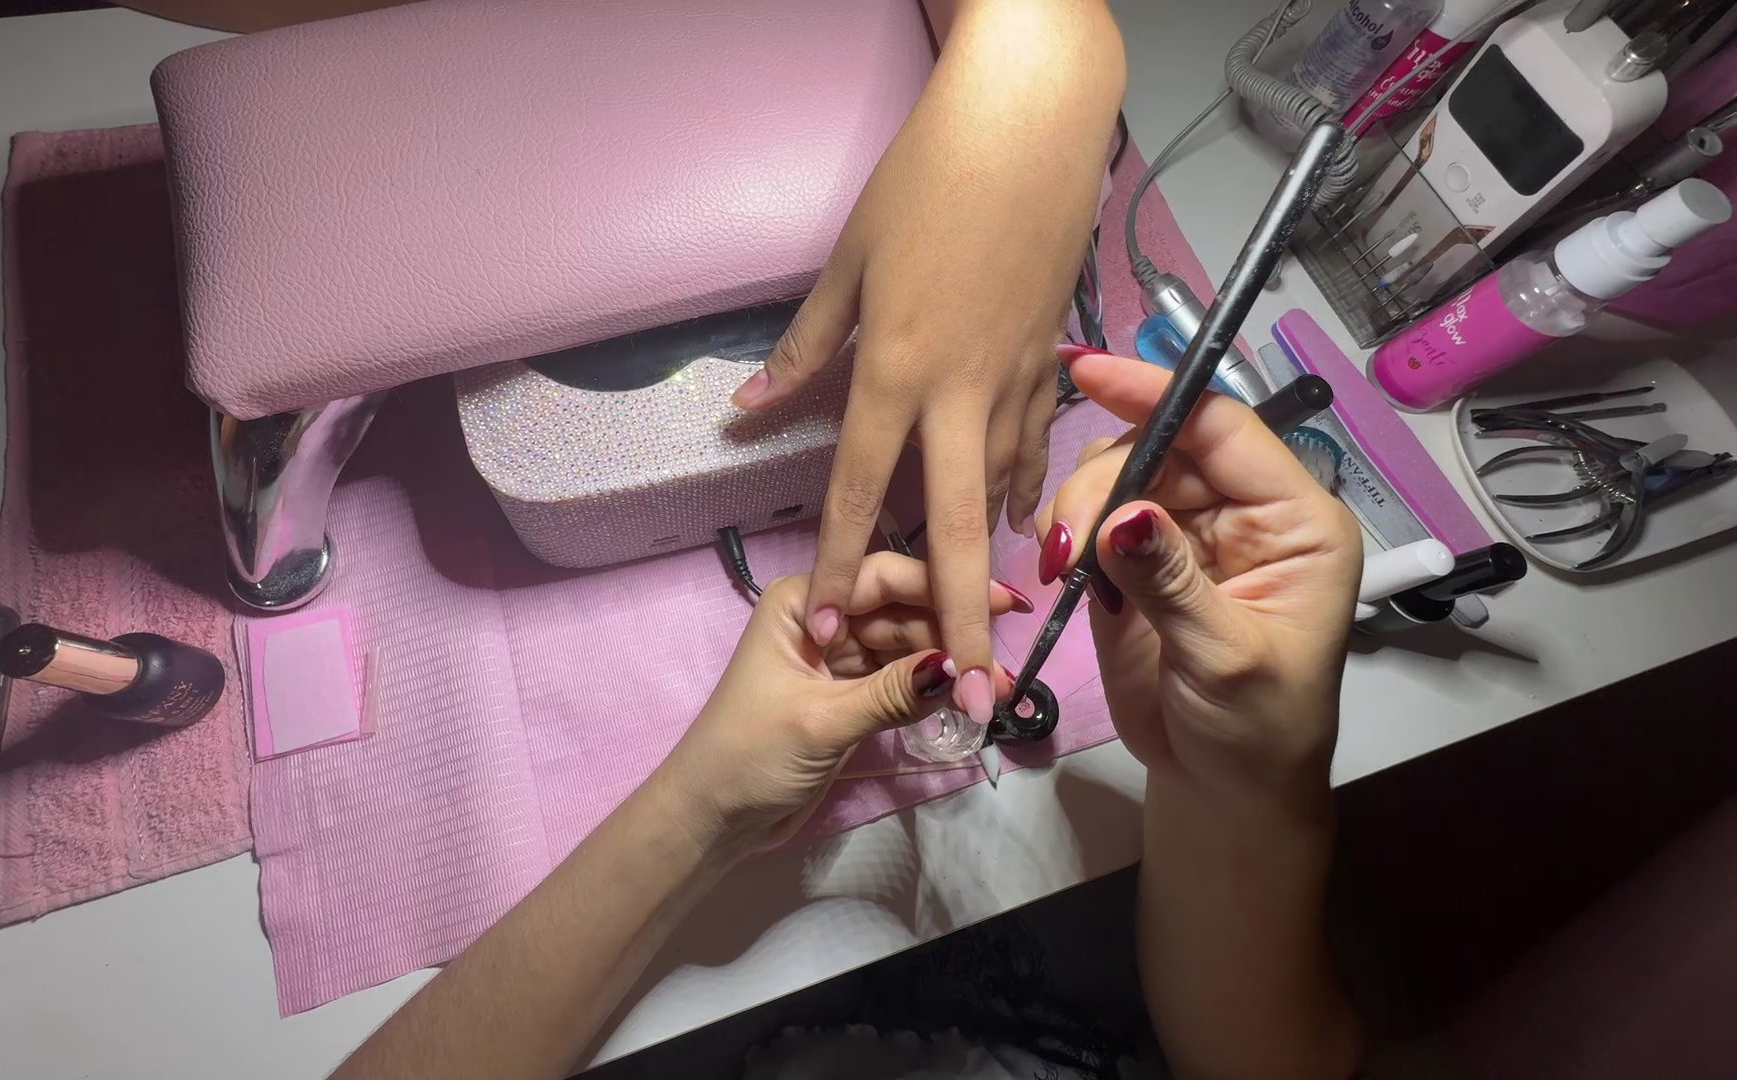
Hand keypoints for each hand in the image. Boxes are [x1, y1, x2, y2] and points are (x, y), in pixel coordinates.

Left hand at [657, 553, 1017, 851]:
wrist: (715, 817)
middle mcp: (824, 616)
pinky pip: (901, 680)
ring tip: (999, 691)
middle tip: (1005, 671)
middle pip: (902, 613)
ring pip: (907, 647)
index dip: (941, 589)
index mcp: (803, 601)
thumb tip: (964, 667)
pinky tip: (969, 699)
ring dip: (949, 668)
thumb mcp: (822, 720)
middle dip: (952, 639)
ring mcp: (839, 657)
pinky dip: (930, 690)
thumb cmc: (750, 754)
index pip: (881, 580)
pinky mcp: (851, 693)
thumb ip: (891, 692)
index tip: (1001, 604)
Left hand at [729, 0, 1124, 726]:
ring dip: (996, 561)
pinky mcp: (1053, 362)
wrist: (1030, 122)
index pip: (855, 492)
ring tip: (989, 624)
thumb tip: (747, 411)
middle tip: (967, 688)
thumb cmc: (924, 186)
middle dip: (958, 617)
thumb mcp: (848, 264)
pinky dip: (1024, 489)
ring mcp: (1016, 383)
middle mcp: (958, 396)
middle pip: (955, 526)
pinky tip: (1022, 520)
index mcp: (895, 374)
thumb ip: (801, 351)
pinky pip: (1035, 445)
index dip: (834, 567)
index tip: (822, 631)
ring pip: (1003, 492)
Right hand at [1035, 352, 1362, 799]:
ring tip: (1064, 568)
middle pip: (1154, 449)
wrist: (1217, 783)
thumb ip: (1173, 582)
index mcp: (1289, 518)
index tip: (1087, 372)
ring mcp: (1178, 536)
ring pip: (1114, 479)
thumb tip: (1121, 516)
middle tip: (1065, 545)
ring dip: (1076, 510)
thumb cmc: (1255, 727)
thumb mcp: (1226, 656)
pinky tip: (1059, 569)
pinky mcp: (1132, 564)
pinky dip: (1064, 535)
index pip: (1222, 428)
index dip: (1157, 395)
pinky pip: (1089, 521)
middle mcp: (1235, 512)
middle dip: (1099, 482)